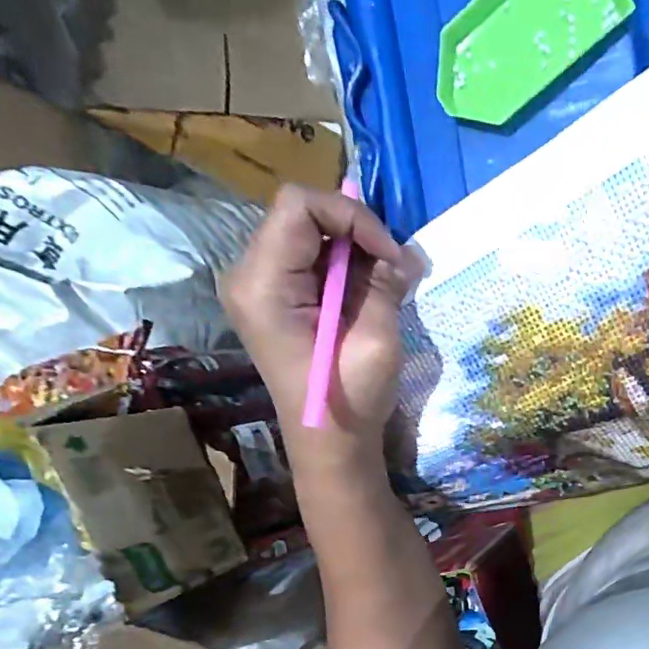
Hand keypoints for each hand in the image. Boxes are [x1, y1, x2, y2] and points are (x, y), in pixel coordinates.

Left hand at [221, 185, 422, 468]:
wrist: (328, 444)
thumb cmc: (349, 400)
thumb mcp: (376, 339)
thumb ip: (383, 282)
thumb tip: (401, 252)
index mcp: (262, 284)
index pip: (299, 205)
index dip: (351, 215)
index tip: (389, 254)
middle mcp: (247, 276)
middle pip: (299, 213)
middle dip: (354, 229)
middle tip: (392, 264)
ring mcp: (256, 285)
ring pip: (305, 230)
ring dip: (351, 246)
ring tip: (384, 278)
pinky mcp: (272, 296)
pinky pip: (306, 255)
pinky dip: (341, 261)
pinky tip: (363, 288)